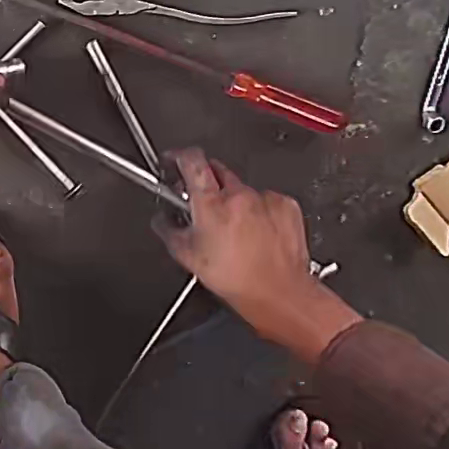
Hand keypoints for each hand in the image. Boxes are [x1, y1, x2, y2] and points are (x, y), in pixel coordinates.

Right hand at [154, 149, 361, 360]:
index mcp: (211, 203)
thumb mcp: (187, 256)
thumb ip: (168, 230)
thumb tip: (162, 221)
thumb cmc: (237, 278)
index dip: (179, 155)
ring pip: (241, 189)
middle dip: (206, 185)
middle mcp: (238, 195)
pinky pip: (265, 200)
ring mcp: (264, 199)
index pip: (192, 160)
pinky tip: (255, 233)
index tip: (175, 159)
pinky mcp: (285, 205)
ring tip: (233, 231)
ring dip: (233, 202)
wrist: (278, 293)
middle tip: (202, 206)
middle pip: (216, 172)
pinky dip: (258, 211)